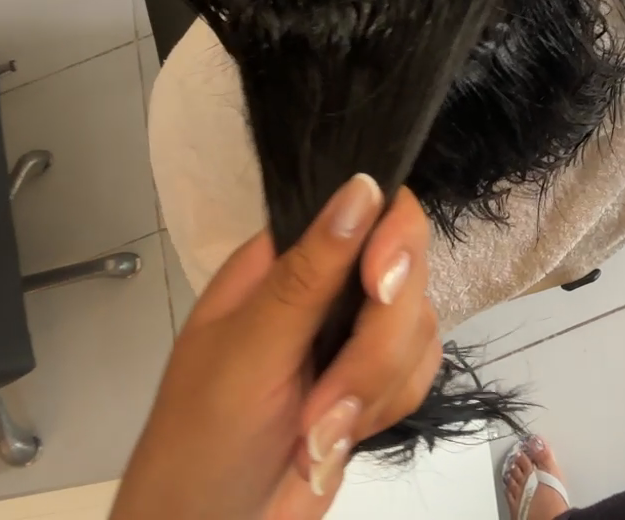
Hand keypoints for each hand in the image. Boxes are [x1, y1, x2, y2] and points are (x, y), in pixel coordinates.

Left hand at [111, 174, 439, 519]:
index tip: (380, 289)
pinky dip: (386, 408)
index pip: (369, 208)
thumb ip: (310, 271)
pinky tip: (338, 439)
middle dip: (375, 348)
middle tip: (324, 404)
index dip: (392, 239)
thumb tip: (365, 183)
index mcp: (285, 259)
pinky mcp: (376, 379)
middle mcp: (328, 284)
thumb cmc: (203, 441)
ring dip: (374, 389)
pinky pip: (421, 370)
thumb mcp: (249, 351)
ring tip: (314, 434)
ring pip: (420, 325)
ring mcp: (354, 332)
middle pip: (405, 271)